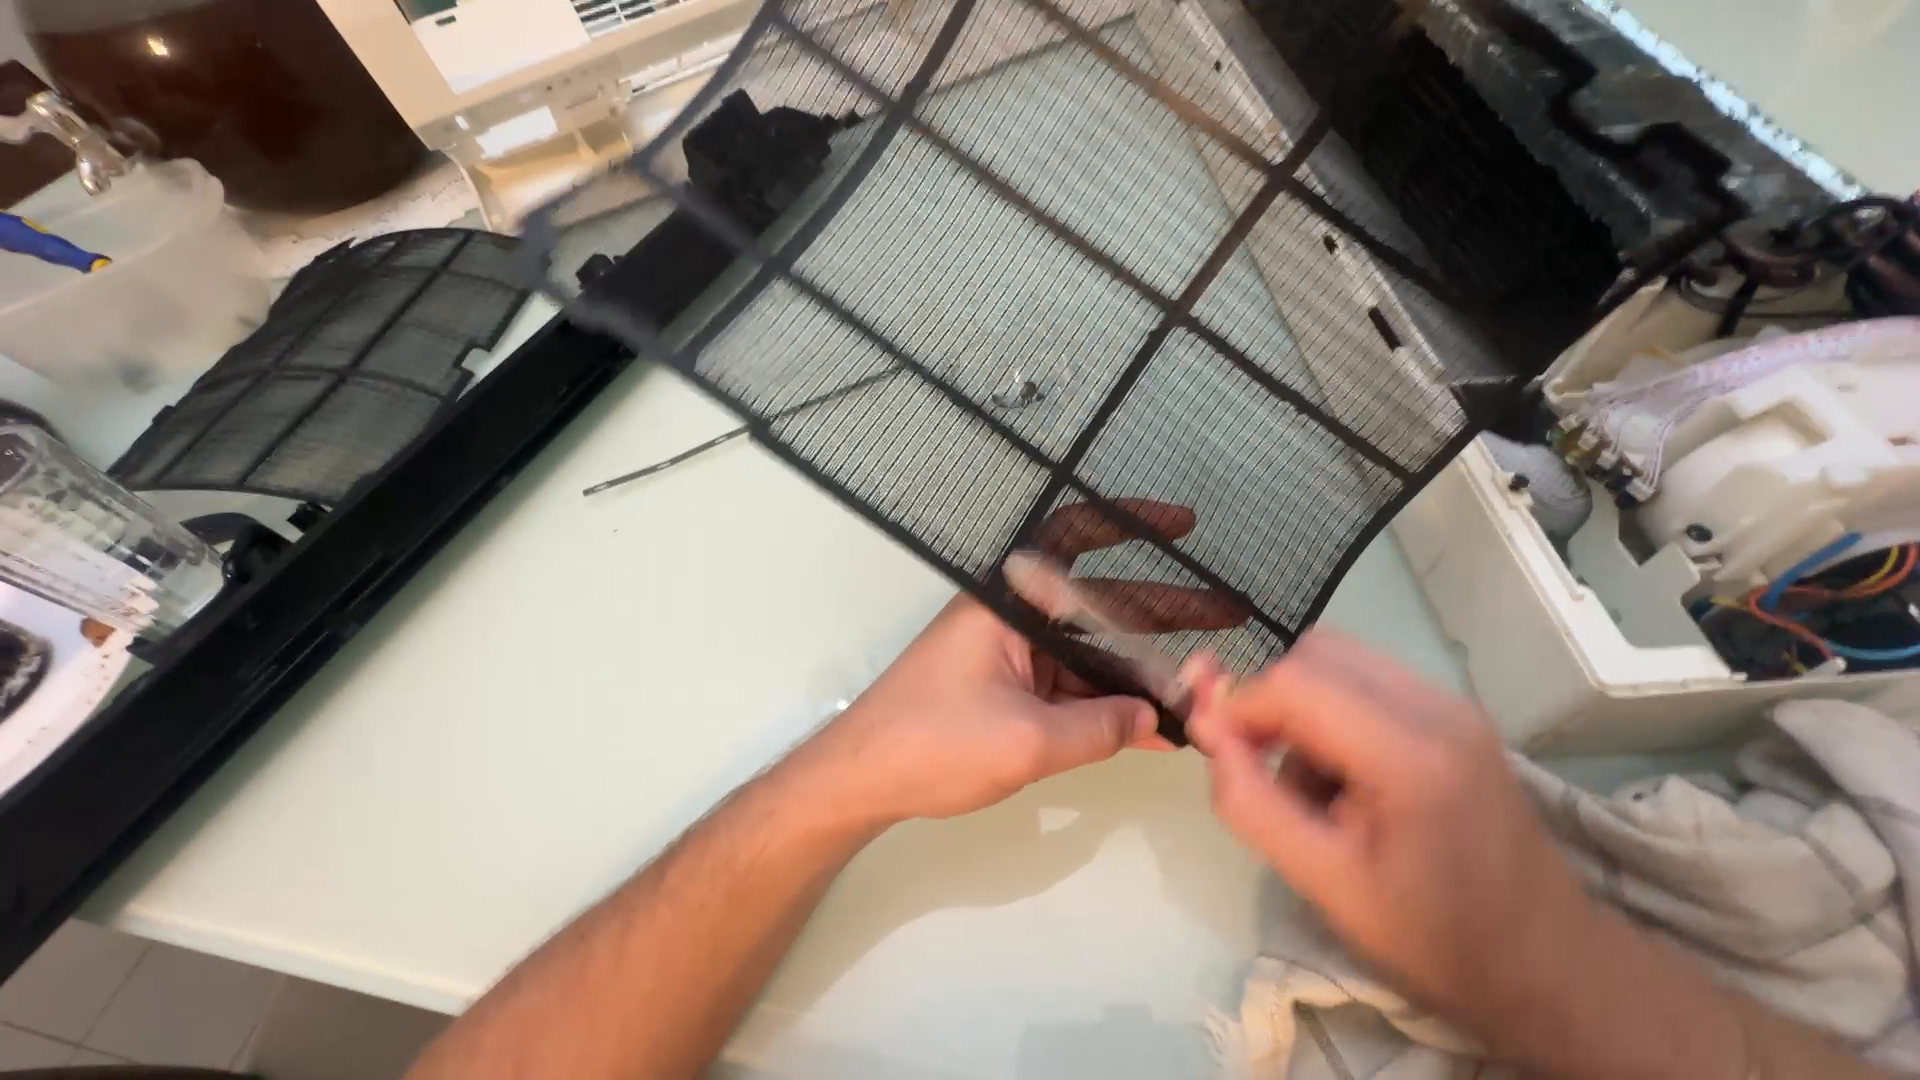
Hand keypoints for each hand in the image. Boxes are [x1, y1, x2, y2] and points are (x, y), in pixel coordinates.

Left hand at [796, 499, 1244, 824]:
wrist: (860, 779)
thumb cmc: (931, 744)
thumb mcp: (1026, 740)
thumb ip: (1099, 727)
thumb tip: (1154, 717)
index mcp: (1009, 602)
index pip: (1074, 539)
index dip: (1130, 522)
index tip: (1183, 522)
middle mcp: (1013, 616)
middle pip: (1100, 605)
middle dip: (1164, 612)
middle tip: (1228, 615)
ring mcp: (1012, 654)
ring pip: (1090, 653)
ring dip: (1140, 673)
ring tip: (1204, 686)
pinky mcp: (1009, 688)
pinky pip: (1070, 687)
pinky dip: (1107, 705)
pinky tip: (1156, 728)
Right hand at [1185, 632, 1607, 1057]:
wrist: (1549, 963)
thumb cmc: (1433, 936)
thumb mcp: (1323, 883)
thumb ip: (1251, 803)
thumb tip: (1206, 732)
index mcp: (1410, 755)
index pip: (1293, 681)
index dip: (1238, 706)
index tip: (1219, 753)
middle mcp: (1438, 707)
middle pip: (1315, 653)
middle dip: (1271, 700)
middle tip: (1261, 764)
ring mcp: (1454, 704)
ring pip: (1339, 660)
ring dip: (1302, 705)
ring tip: (1314, 782)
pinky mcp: (1457, 712)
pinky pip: (1368, 679)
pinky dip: (1334, 710)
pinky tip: (1348, 773)